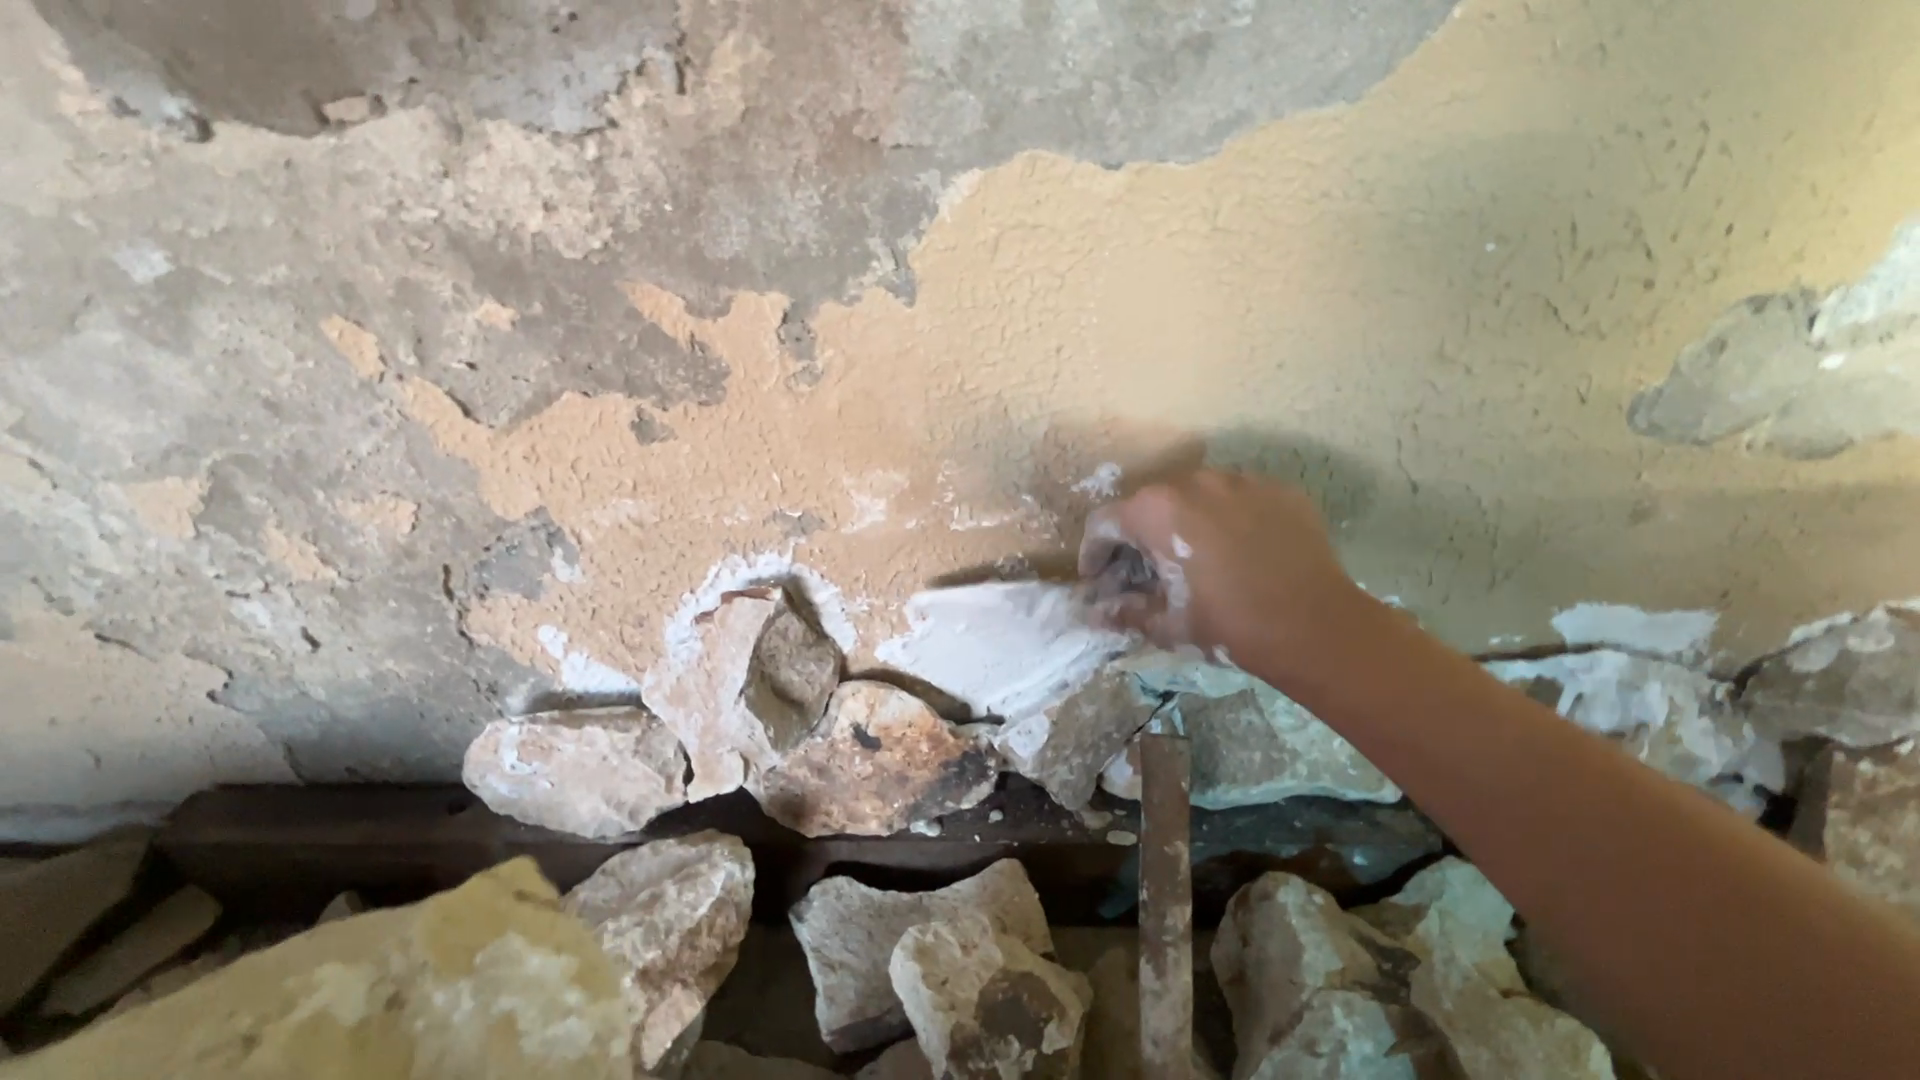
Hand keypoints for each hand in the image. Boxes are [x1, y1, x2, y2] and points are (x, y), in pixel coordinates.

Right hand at [1078, 469, 1365, 659]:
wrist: (1315, 625)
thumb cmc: (1228, 625)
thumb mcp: (1167, 625)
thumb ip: (1124, 612)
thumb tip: (1094, 614)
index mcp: (1156, 511)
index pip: (1104, 522)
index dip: (1094, 553)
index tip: (1098, 580)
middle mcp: (1193, 481)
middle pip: (1149, 504)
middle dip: (1139, 537)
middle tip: (1145, 573)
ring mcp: (1240, 480)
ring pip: (1196, 497)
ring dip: (1184, 524)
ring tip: (1195, 560)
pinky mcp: (1279, 489)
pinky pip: (1239, 500)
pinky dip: (1228, 521)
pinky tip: (1239, 553)